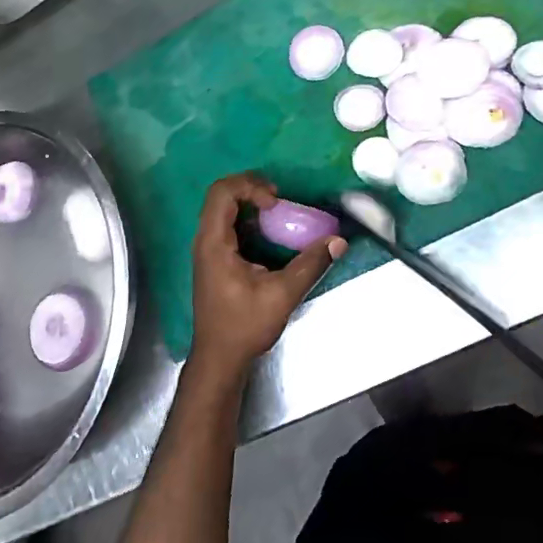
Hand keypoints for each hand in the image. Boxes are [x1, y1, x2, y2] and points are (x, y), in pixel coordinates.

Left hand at [188, 173, 344, 377]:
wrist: (219, 355)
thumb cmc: (244, 325)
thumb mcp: (282, 295)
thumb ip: (310, 265)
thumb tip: (337, 241)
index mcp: (213, 242)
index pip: (222, 192)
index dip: (249, 187)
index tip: (275, 203)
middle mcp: (205, 239)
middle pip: (220, 195)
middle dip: (250, 189)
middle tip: (279, 199)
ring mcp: (207, 248)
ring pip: (222, 209)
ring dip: (249, 204)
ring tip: (277, 212)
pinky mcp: (214, 258)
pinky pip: (226, 225)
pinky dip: (247, 220)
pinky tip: (269, 233)